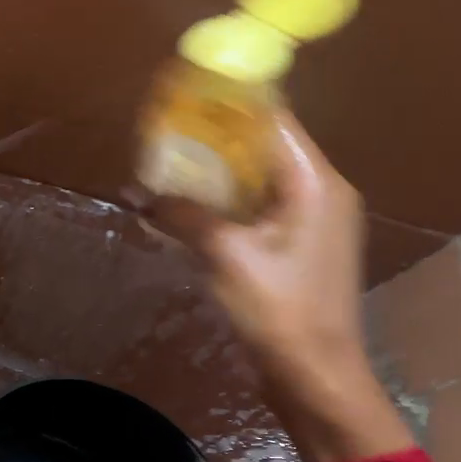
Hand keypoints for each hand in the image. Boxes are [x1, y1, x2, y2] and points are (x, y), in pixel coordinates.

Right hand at [145, 112, 406, 461]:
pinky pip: (254, 205)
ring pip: (256, 176)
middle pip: (263, 145)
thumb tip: (139, 192)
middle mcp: (321, 191)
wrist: (314, 371)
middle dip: (212, 137)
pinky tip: (185, 208)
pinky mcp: (296, 245)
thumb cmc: (278, 309)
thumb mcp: (224, 256)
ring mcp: (311, 219)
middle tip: (161, 133)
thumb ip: (184, 215)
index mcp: (315, 183)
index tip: (186, 91)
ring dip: (213, 171)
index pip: (272, 121)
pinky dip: (220, 200)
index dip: (230, 102)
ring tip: (164, 167)